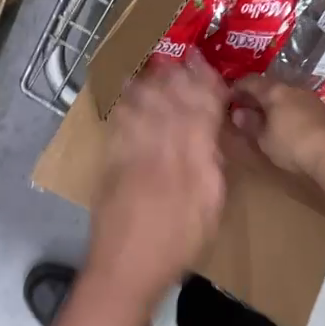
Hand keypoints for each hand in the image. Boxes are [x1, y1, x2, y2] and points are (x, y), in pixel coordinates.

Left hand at [87, 52, 230, 302]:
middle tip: (187, 58)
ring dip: (155, 79)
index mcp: (192, 160)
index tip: (209, 66)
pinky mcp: (112, 157)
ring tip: (162, 65)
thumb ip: (212, 166)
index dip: (206, 83)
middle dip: (181, 74)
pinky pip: (120, 119)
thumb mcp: (211, 207)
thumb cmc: (177, 244)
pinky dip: (126, 97)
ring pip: (145, 102)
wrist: (126, 267)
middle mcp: (163, 147)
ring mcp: (133, 150)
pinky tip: (128, 85)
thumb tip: (212, 135)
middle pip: (173, 98)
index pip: (202, 108)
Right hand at [228, 75, 324, 183]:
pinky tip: (284, 124)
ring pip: (284, 94)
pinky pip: (297, 104)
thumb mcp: (264, 139)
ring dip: (272, 103)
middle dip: (254, 96)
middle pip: (268, 86)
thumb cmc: (292, 145)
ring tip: (263, 117)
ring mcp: (309, 97)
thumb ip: (250, 124)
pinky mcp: (321, 110)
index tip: (227, 98)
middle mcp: (292, 88)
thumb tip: (238, 113)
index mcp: (274, 91)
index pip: (250, 81)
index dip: (236, 88)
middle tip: (242, 108)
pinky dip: (286, 110)